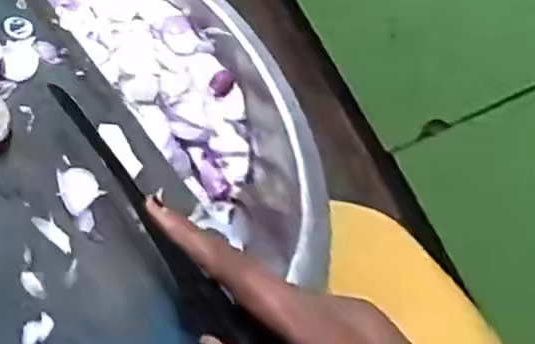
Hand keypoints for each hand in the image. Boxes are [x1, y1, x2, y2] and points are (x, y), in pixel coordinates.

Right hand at [146, 197, 408, 343]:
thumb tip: (203, 336)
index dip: (193, 239)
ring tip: (232, 316)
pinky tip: (275, 334)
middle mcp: (350, 307)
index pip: (245, 271)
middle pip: (267, 286)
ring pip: (293, 303)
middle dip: (225, 283)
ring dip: (260, 311)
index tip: (152, 205)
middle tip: (185, 270)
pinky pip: (319, 318)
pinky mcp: (382, 332)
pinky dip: (289, 325)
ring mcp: (371, 319)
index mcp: (330, 321)